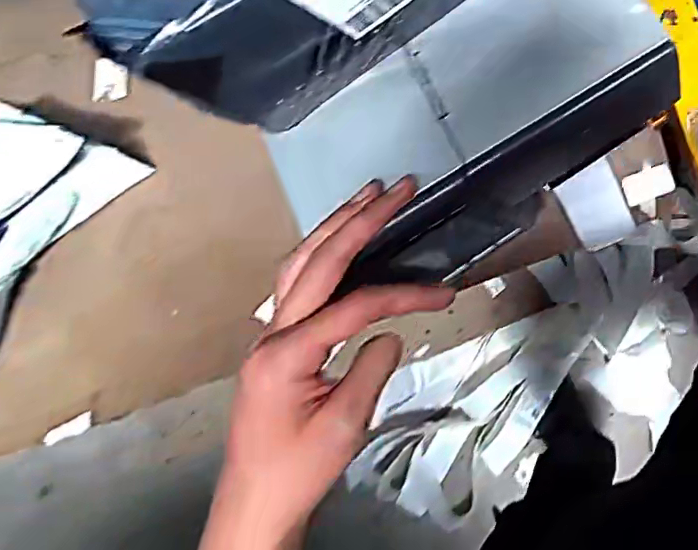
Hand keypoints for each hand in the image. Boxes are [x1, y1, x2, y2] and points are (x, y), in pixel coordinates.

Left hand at [200, 178, 453, 549]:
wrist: (253, 509)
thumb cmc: (297, 470)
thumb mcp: (345, 424)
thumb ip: (372, 367)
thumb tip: (389, 333)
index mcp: (286, 353)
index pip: (357, 305)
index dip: (405, 295)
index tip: (444, 296)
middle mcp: (272, 333)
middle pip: (319, 260)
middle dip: (362, 219)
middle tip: (399, 188)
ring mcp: (269, 334)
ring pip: (301, 262)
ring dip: (337, 224)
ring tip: (369, 194)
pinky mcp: (276, 340)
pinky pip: (299, 279)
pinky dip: (324, 248)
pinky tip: (341, 238)